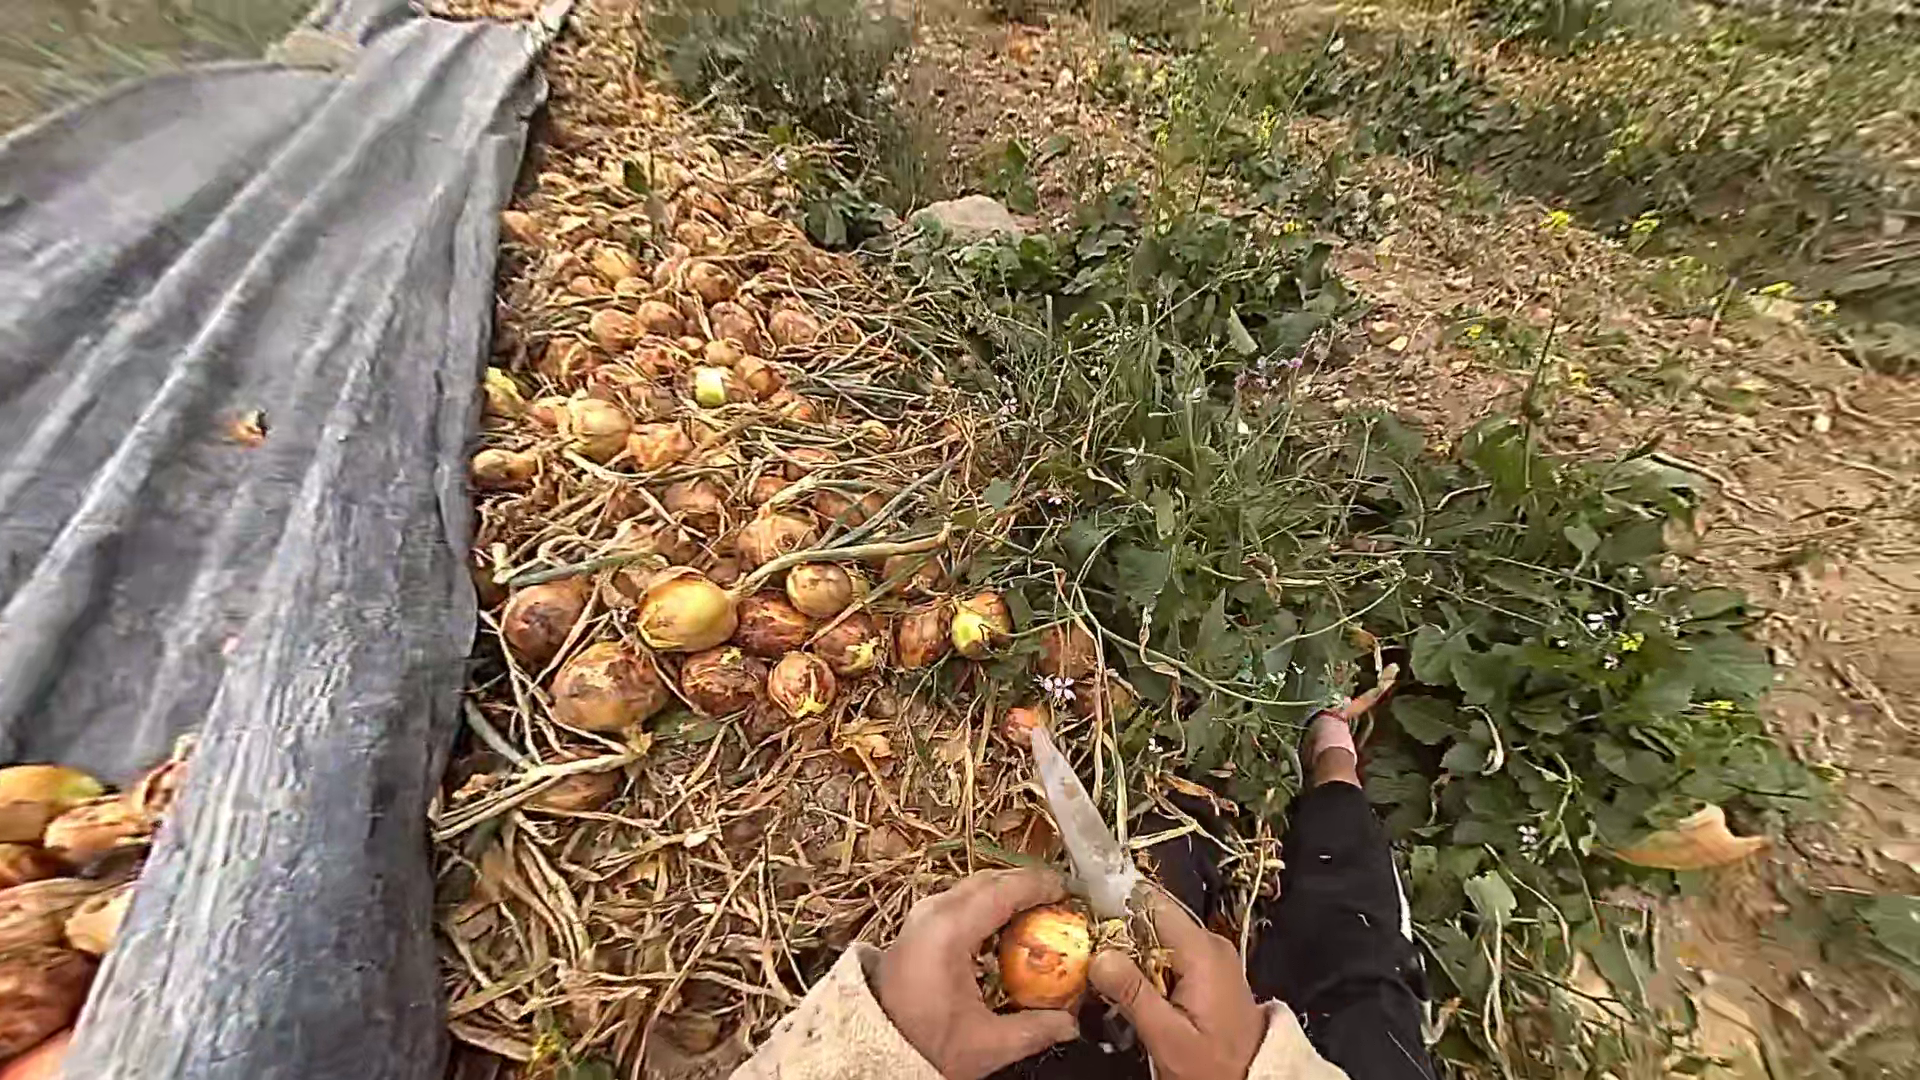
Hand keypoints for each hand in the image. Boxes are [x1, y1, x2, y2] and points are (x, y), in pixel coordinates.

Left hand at [874, 868, 1080, 1079]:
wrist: (869, 1048)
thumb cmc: (924, 1045)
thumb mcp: (984, 1045)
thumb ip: (1032, 1030)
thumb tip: (1070, 1024)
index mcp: (950, 930)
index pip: (1001, 892)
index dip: (1036, 885)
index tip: (1065, 888)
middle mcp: (934, 910)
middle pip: (988, 881)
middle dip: (1024, 884)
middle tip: (1056, 898)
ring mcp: (923, 912)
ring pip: (973, 885)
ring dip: (1005, 890)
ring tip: (1036, 908)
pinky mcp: (919, 921)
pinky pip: (960, 897)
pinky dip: (987, 900)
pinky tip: (1004, 922)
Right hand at [1090, 889, 1265, 1079]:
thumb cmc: (1216, 1072)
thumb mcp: (1170, 1041)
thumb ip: (1133, 994)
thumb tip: (1097, 955)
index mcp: (1201, 948)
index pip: (1149, 900)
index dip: (1115, 907)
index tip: (1088, 926)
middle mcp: (1208, 941)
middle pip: (1151, 916)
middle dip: (1120, 934)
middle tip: (1094, 958)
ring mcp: (1211, 955)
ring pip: (1157, 934)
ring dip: (1132, 951)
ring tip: (1110, 977)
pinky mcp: (1209, 970)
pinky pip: (1169, 951)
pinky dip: (1148, 963)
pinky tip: (1136, 989)